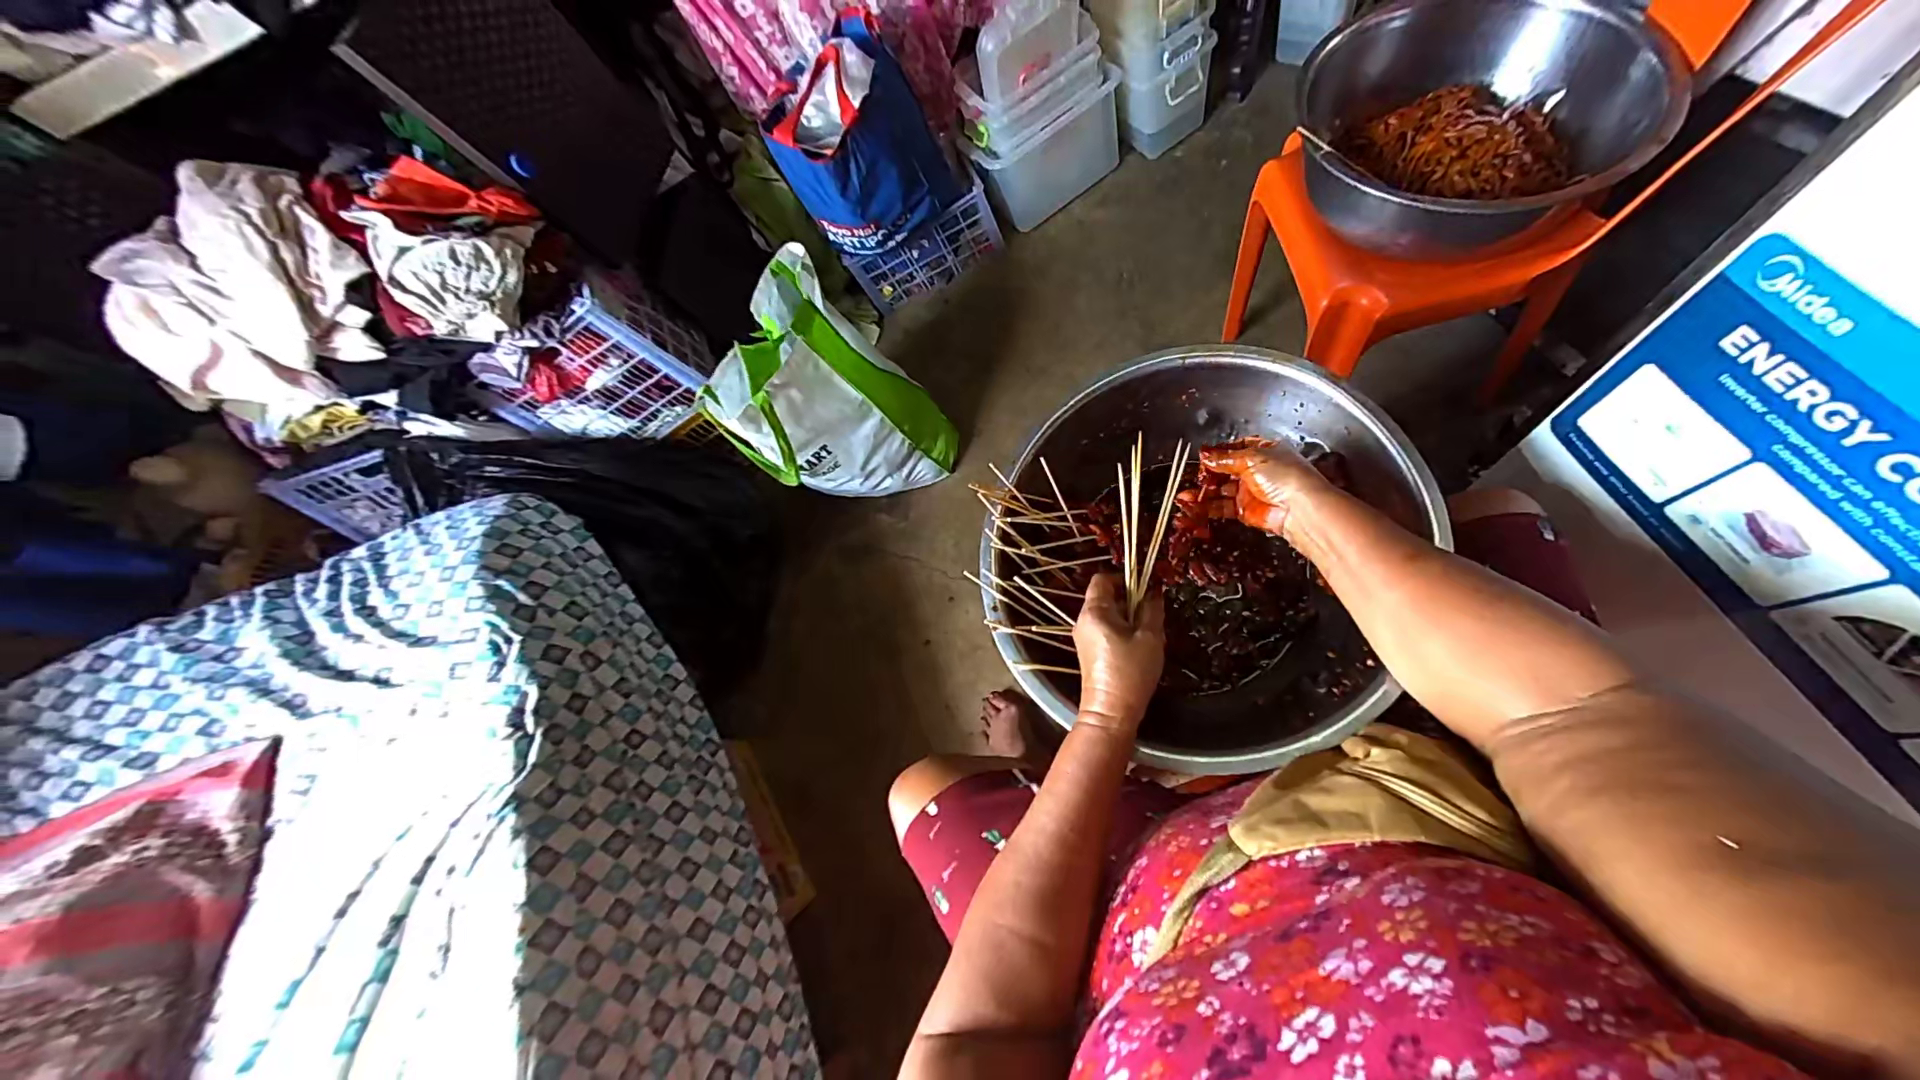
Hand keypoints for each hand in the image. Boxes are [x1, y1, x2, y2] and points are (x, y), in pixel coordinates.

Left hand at [1073, 573, 1164, 731]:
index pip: (1102, 579)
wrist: (1110, 710)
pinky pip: (1103, 628)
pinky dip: (1119, 628)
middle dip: (1128, 598)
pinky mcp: (1087, 650)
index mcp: (1094, 611)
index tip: (1144, 587)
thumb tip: (1154, 591)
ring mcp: (1083, 636)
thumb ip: (1152, 609)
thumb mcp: (1150, 637)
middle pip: (1103, 595)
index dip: (1123, 577)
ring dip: (1126, 615)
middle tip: (1151, 610)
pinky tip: (1137, 643)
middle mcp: (1083, 620)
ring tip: (1147, 629)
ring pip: (1105, 613)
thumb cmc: (1131, 671)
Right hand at [1198, 439, 1332, 537]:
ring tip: (1184, 498)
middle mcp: (1256, 470)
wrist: (1300, 509)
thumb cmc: (1286, 477)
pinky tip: (1192, 508)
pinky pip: (1221, 508)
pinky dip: (1206, 509)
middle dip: (1206, 476)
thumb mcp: (1252, 458)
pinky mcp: (1245, 511)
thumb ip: (1224, 458)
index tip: (1202, 458)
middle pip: (1224, 471)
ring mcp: (1250, 491)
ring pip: (1220, 491)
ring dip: (1201, 494)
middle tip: (1192, 479)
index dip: (1217, 453)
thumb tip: (1204, 453)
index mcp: (1262, 451)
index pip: (1234, 449)